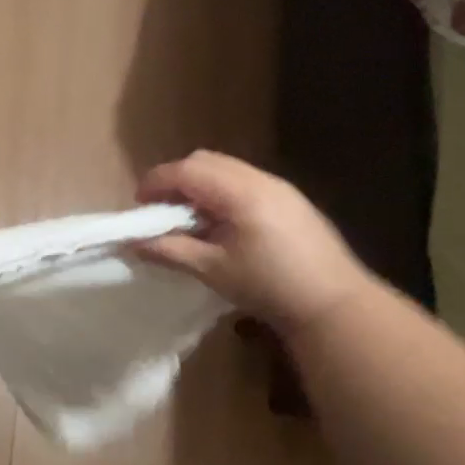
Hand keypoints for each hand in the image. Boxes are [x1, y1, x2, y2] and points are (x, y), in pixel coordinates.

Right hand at [135, 151, 374, 331]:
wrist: (334, 303)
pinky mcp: (290, 200)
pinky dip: (219, 192)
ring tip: (188, 220)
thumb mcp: (211, 269)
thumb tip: (131, 243)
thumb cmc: (268, 285)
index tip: (138, 207)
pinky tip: (219, 225)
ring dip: (198, 185)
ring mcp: (279, 187)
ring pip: (225, 168)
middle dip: (174, 180)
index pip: (185, 170)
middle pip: (204, 161)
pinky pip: (243, 181)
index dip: (155, 183)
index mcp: (239, 193)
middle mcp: (260, 179)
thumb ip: (169, 250)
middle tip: (160, 211)